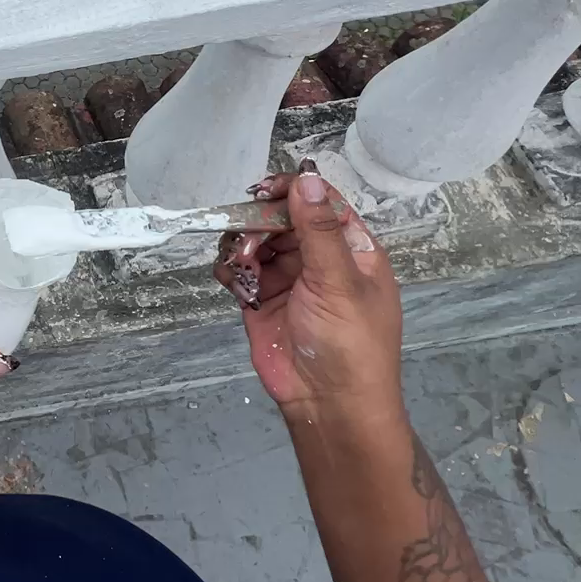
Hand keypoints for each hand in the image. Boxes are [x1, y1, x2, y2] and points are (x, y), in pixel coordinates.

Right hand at [214, 163, 404, 425]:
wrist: (326, 403)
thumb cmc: (349, 342)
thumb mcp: (338, 282)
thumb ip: (318, 230)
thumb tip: (307, 177)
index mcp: (351, 250)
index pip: (321, 203)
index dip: (293, 191)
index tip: (262, 191)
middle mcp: (318, 258)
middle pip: (279, 218)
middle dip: (258, 224)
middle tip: (248, 242)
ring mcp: (287, 277)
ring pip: (253, 240)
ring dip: (241, 248)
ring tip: (242, 269)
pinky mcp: (259, 296)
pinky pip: (237, 268)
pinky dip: (230, 270)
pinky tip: (236, 285)